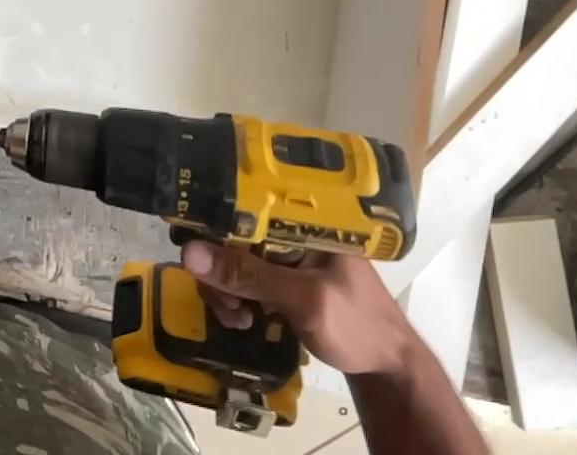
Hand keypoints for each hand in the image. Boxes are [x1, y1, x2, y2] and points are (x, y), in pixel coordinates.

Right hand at [180, 241, 417, 377]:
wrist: (389, 372)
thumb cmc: (360, 327)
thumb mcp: (304, 300)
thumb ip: (249, 276)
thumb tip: (187, 253)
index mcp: (303, 219)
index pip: (244, 204)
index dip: (213, 223)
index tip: (199, 255)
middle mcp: (289, 231)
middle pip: (230, 234)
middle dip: (218, 270)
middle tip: (226, 303)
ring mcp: (283, 256)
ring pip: (230, 259)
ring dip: (223, 289)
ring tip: (237, 317)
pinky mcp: (278, 278)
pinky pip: (240, 279)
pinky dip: (232, 298)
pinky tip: (242, 319)